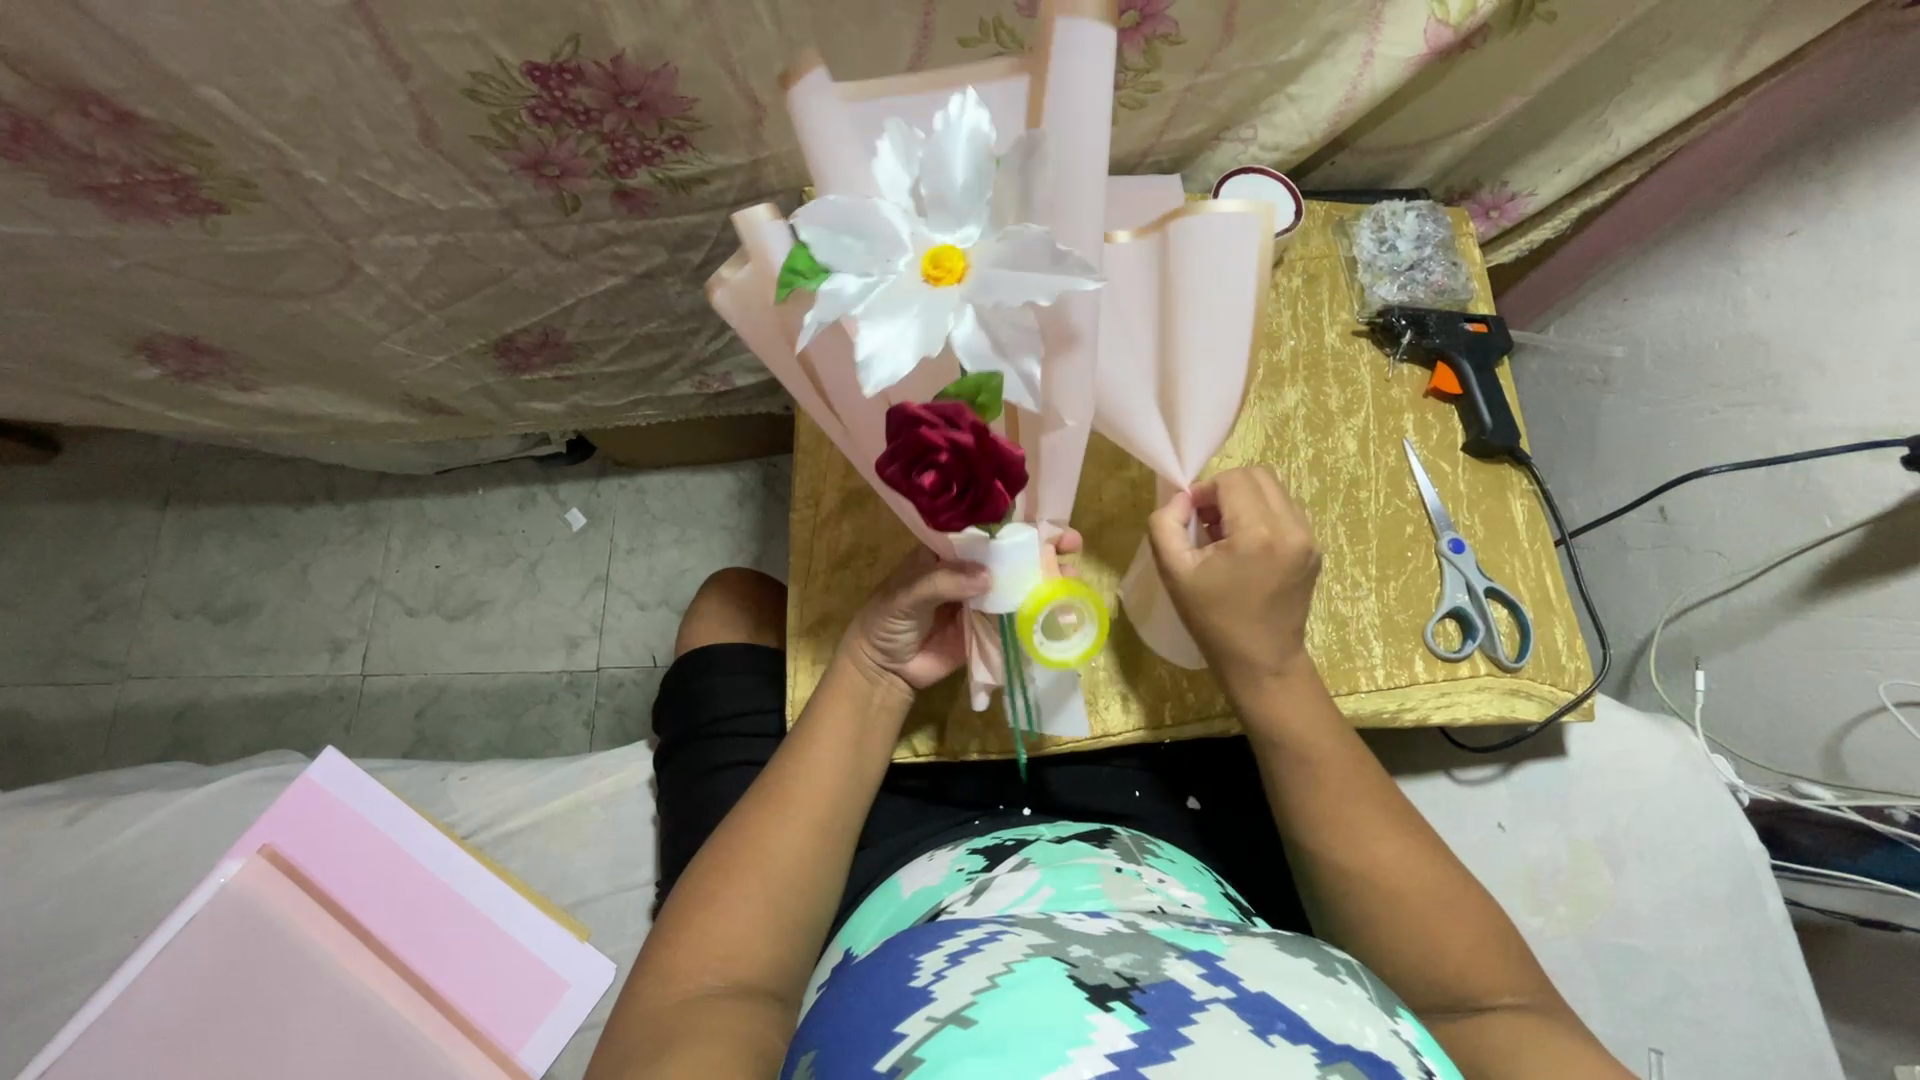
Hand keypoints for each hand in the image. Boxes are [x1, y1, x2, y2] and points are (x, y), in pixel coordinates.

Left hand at [839, 528, 1083, 699]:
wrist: (883, 668)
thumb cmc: (887, 619)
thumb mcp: (907, 594)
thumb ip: (943, 582)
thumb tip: (987, 576)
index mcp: (948, 553)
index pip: (987, 532)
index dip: (1018, 526)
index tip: (1047, 525)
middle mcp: (970, 571)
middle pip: (1012, 556)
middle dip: (1043, 549)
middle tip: (1073, 546)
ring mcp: (983, 601)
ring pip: (1020, 585)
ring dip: (1048, 580)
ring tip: (1074, 578)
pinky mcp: (990, 630)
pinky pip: (1018, 619)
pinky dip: (1040, 615)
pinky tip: (1064, 612)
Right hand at [1148, 466, 1321, 686]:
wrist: (1260, 661)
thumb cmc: (1212, 619)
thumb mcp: (1173, 572)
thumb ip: (1165, 524)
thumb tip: (1181, 498)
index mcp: (1258, 533)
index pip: (1231, 479)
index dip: (1204, 491)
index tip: (1191, 518)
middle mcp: (1292, 528)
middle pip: (1258, 475)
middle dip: (1226, 490)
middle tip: (1208, 522)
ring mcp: (1309, 539)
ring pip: (1275, 490)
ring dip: (1246, 501)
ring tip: (1227, 536)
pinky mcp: (1314, 550)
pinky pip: (1288, 511)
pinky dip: (1264, 516)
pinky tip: (1247, 548)